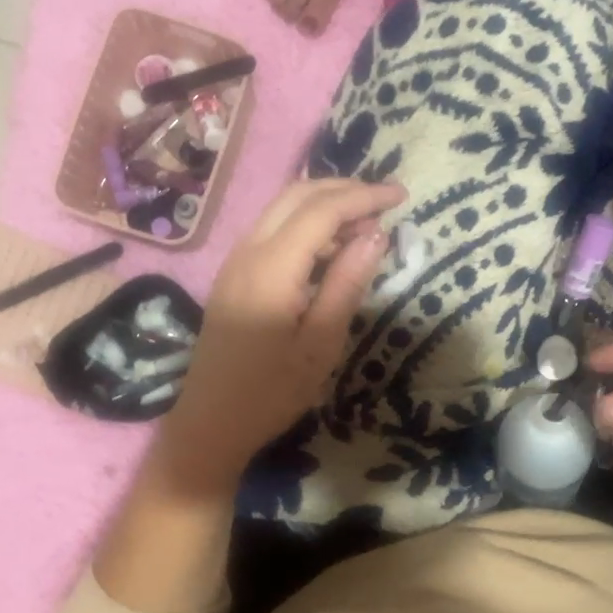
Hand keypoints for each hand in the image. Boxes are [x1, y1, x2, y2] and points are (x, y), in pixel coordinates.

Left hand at [157, 178, 406, 487]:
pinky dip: (305, 225)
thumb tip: (376, 234)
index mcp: (272, 268)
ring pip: (282, 209)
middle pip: (297, 195)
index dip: (364, 196)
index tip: (402, 195)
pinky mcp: (233, 276)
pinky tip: (330, 249)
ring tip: (365, 227)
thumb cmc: (271, 392)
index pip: (323, 210)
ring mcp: (235, 262)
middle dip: (344, 189)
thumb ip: (347, 284)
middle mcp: (248, 251)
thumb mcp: (320, 344)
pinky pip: (272, 230)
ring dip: (324, 205)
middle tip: (385, 202)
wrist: (210, 422)